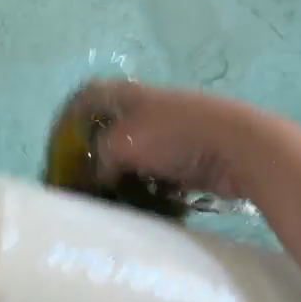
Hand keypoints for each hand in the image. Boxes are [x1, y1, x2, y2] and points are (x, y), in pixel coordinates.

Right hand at [65, 78, 270, 200]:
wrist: (240, 146)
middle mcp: (143, 108)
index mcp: (123, 94)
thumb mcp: (121, 143)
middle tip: (84, 183)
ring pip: (134, 157)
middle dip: (95, 158)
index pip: (82, 101)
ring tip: (113, 201)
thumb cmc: (173, 135)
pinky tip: (146, 207)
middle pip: (107, 131)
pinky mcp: (189, 156)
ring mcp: (169, 132)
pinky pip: (159, 175)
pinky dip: (151, 190)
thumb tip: (94, 177)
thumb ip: (98, 159)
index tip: (60, 154)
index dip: (67, 125)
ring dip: (124, 178)